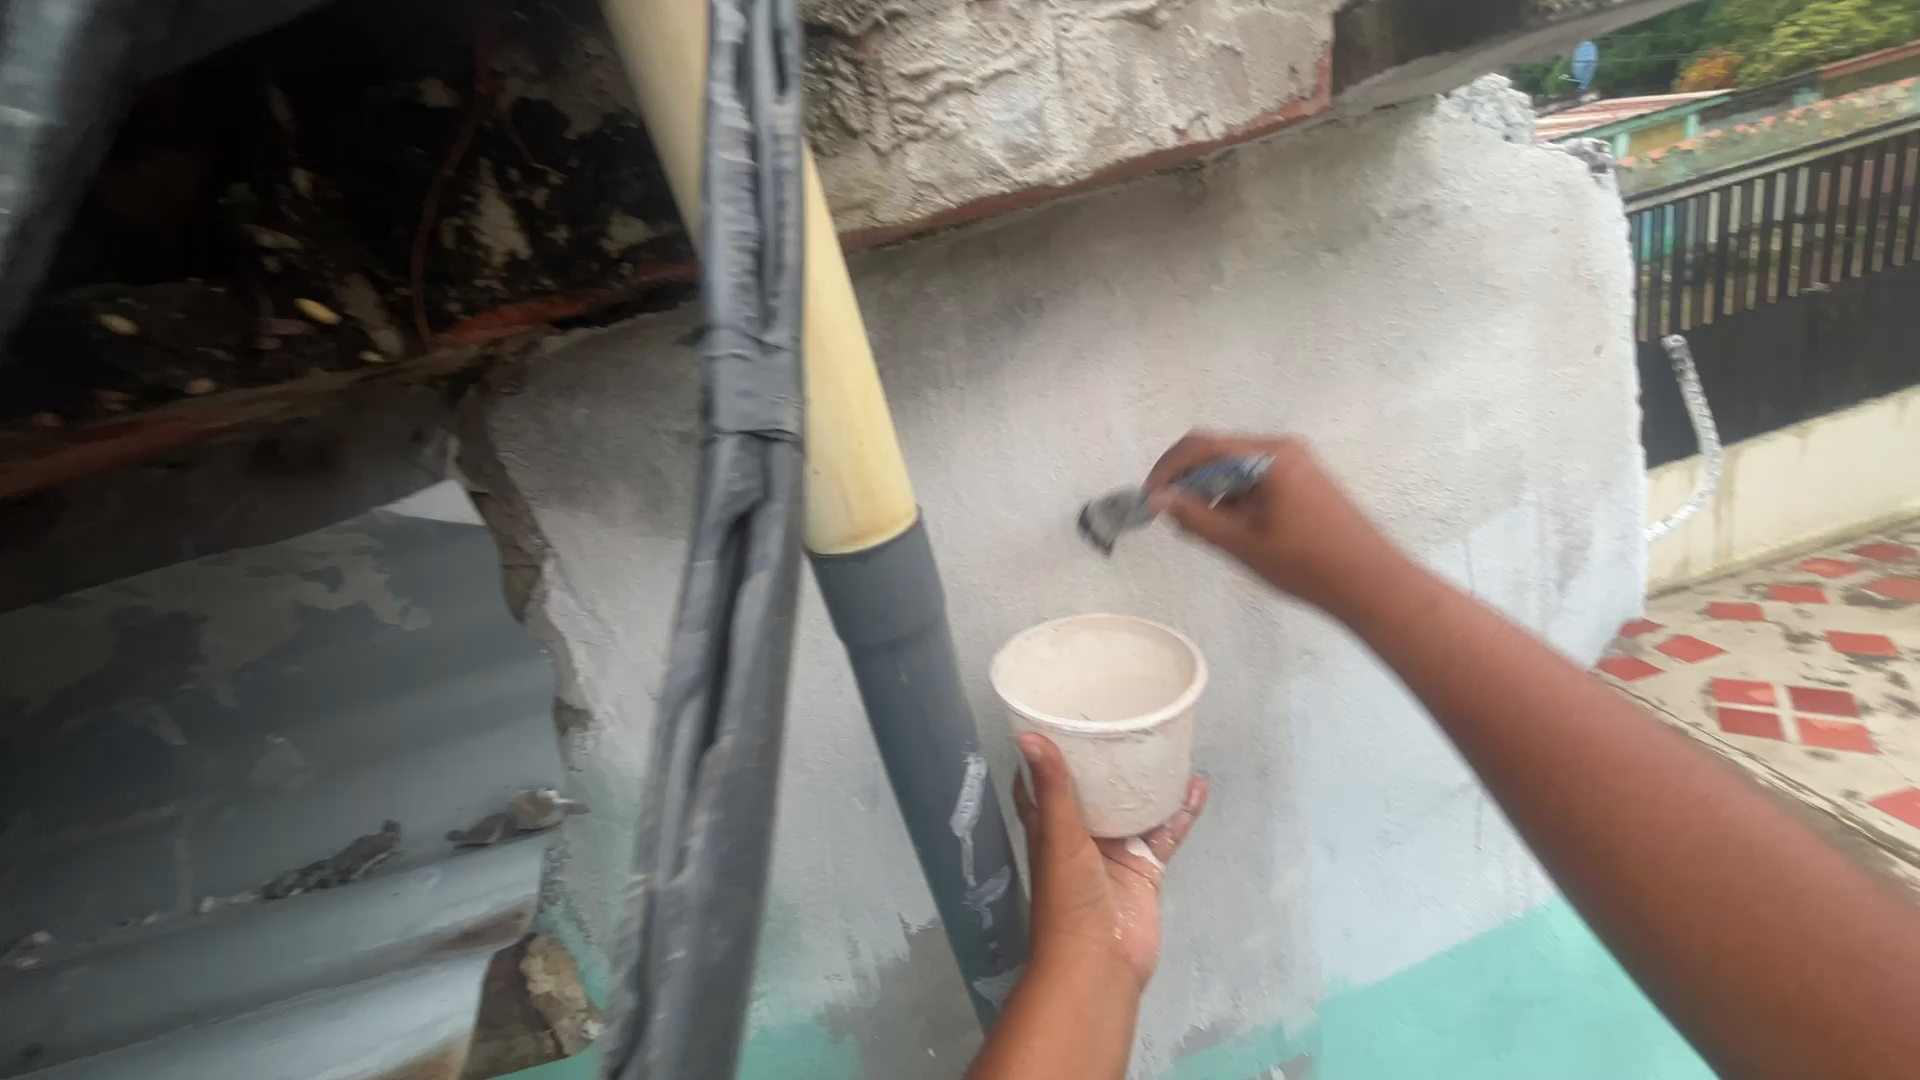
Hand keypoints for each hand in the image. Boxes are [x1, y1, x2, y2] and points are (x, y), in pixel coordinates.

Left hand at [1014, 732, 1206, 989]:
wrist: (1101, 962)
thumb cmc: (1068, 898)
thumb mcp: (1059, 835)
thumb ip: (1052, 787)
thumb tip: (1028, 736)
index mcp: (1050, 825)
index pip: (1042, 781)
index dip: (1047, 753)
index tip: (1058, 718)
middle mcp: (1081, 833)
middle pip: (1094, 789)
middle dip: (1105, 761)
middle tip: (1122, 720)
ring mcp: (1115, 850)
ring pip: (1133, 806)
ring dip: (1146, 781)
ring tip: (1163, 744)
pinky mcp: (1145, 867)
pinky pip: (1165, 832)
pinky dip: (1180, 812)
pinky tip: (1197, 788)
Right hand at [1146, 431, 1392, 609]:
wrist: (1371, 583)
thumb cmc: (1305, 564)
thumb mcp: (1240, 543)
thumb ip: (1194, 517)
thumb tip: (1158, 499)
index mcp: (1268, 456)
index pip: (1201, 446)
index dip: (1167, 468)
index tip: (1150, 498)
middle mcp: (1281, 449)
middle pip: (1217, 452)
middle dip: (1187, 481)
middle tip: (1172, 518)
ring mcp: (1295, 463)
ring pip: (1233, 467)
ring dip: (1209, 492)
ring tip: (1202, 530)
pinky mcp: (1302, 479)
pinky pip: (1253, 477)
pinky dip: (1232, 497)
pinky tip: (1230, 528)